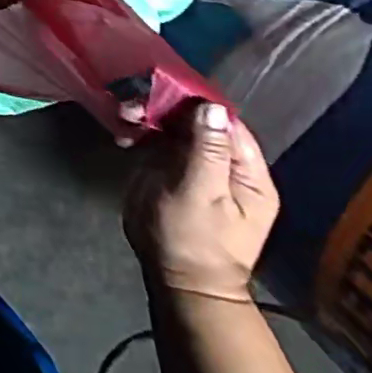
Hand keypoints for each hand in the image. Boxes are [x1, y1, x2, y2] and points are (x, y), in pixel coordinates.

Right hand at [122, 102, 278, 302]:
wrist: (175, 280)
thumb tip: (212, 108)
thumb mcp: (202, 195)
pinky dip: (141, 130)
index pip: (226, 123)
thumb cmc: (195, 241)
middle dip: (166, 106)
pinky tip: (124, 134)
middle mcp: (224, 164)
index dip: (197, 104)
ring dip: (149, 115)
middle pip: (197, 119)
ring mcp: (195, 166)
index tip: (164, 91)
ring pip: (174, 125)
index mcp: (246, 172)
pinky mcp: (170, 170)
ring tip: (125, 115)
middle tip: (135, 104)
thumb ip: (208, 151)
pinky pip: (157, 139)